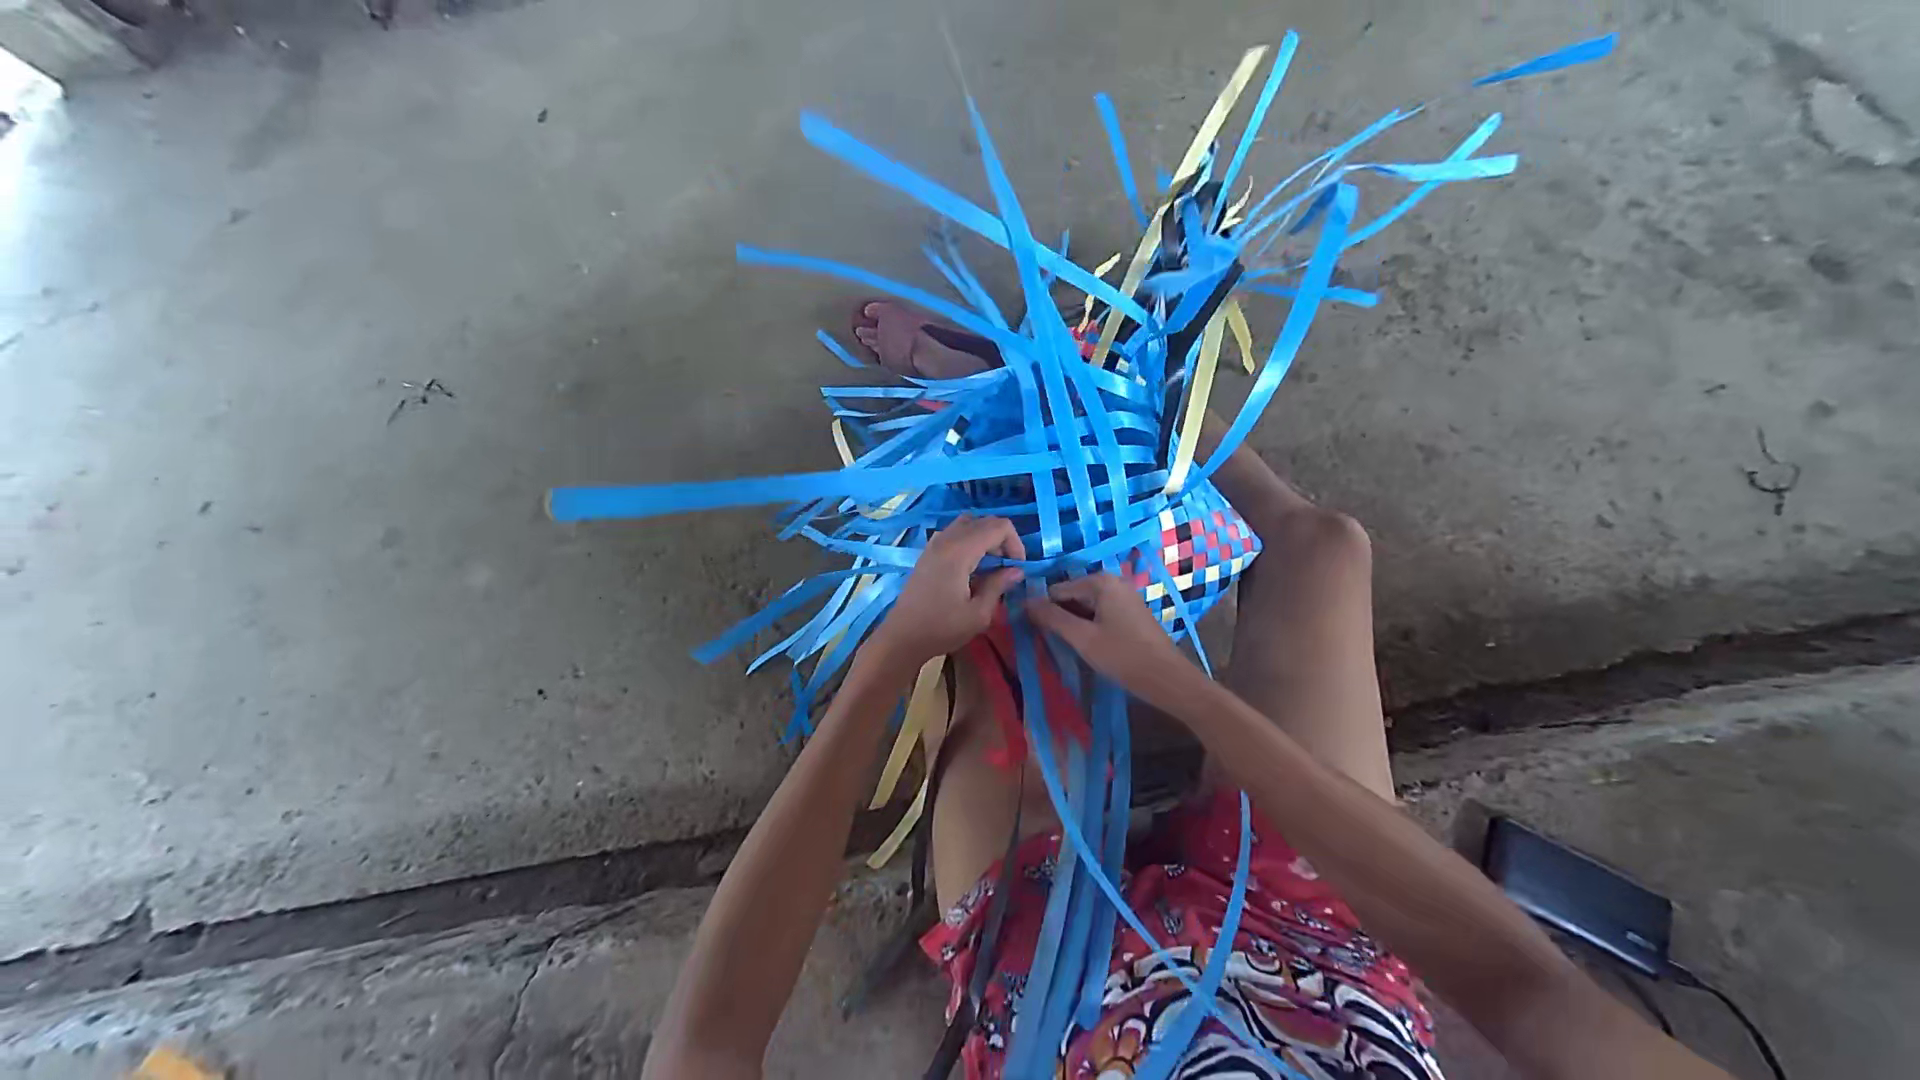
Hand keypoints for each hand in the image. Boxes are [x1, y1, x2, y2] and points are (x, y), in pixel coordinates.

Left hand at [862, 515, 1025, 668]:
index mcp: (959, 551)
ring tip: (991, 567)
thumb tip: (1017, 571)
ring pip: (969, 524)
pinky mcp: (928, 552)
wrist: (902, 637)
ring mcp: (934, 544)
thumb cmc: (941, 628)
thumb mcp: (978, 614)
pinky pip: (955, 534)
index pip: (999, 526)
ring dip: (986, 539)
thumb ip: (999, 586)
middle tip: (1007, 568)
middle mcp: (946, 539)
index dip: (1015, 543)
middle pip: (984, 521)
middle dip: (1002, 540)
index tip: (1018, 568)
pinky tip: (972, 569)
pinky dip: (970, 542)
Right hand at [1025, 574, 1199, 707]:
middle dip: (1060, 616)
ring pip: (1085, 606)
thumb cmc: (1123, 657)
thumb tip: (1024, 602)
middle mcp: (1113, 581)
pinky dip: (1089, 627)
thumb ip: (1052, 618)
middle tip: (1054, 642)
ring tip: (1070, 646)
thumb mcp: (1082, 638)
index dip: (1044, 611)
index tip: (1038, 633)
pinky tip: (1088, 646)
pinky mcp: (1130, 612)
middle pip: (1071, 596)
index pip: (1056, 590)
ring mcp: (1124, 596)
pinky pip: (1099, 613)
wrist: (1168, 679)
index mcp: (1100, 581)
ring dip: (1074, 624)